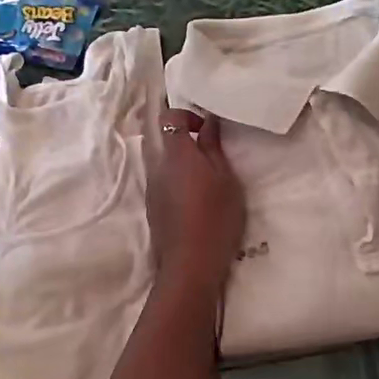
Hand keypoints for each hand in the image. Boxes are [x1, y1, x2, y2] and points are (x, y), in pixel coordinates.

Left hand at [147, 108, 244, 292]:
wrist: (190, 264)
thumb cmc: (216, 217)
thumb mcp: (226, 179)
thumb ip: (213, 148)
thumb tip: (208, 121)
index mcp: (176, 154)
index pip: (169, 116)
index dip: (186, 114)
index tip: (206, 128)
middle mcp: (157, 166)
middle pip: (163, 140)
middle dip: (184, 140)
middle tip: (210, 154)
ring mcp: (152, 188)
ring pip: (163, 163)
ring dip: (181, 164)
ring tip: (205, 180)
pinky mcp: (153, 207)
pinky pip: (163, 183)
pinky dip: (177, 182)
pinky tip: (195, 201)